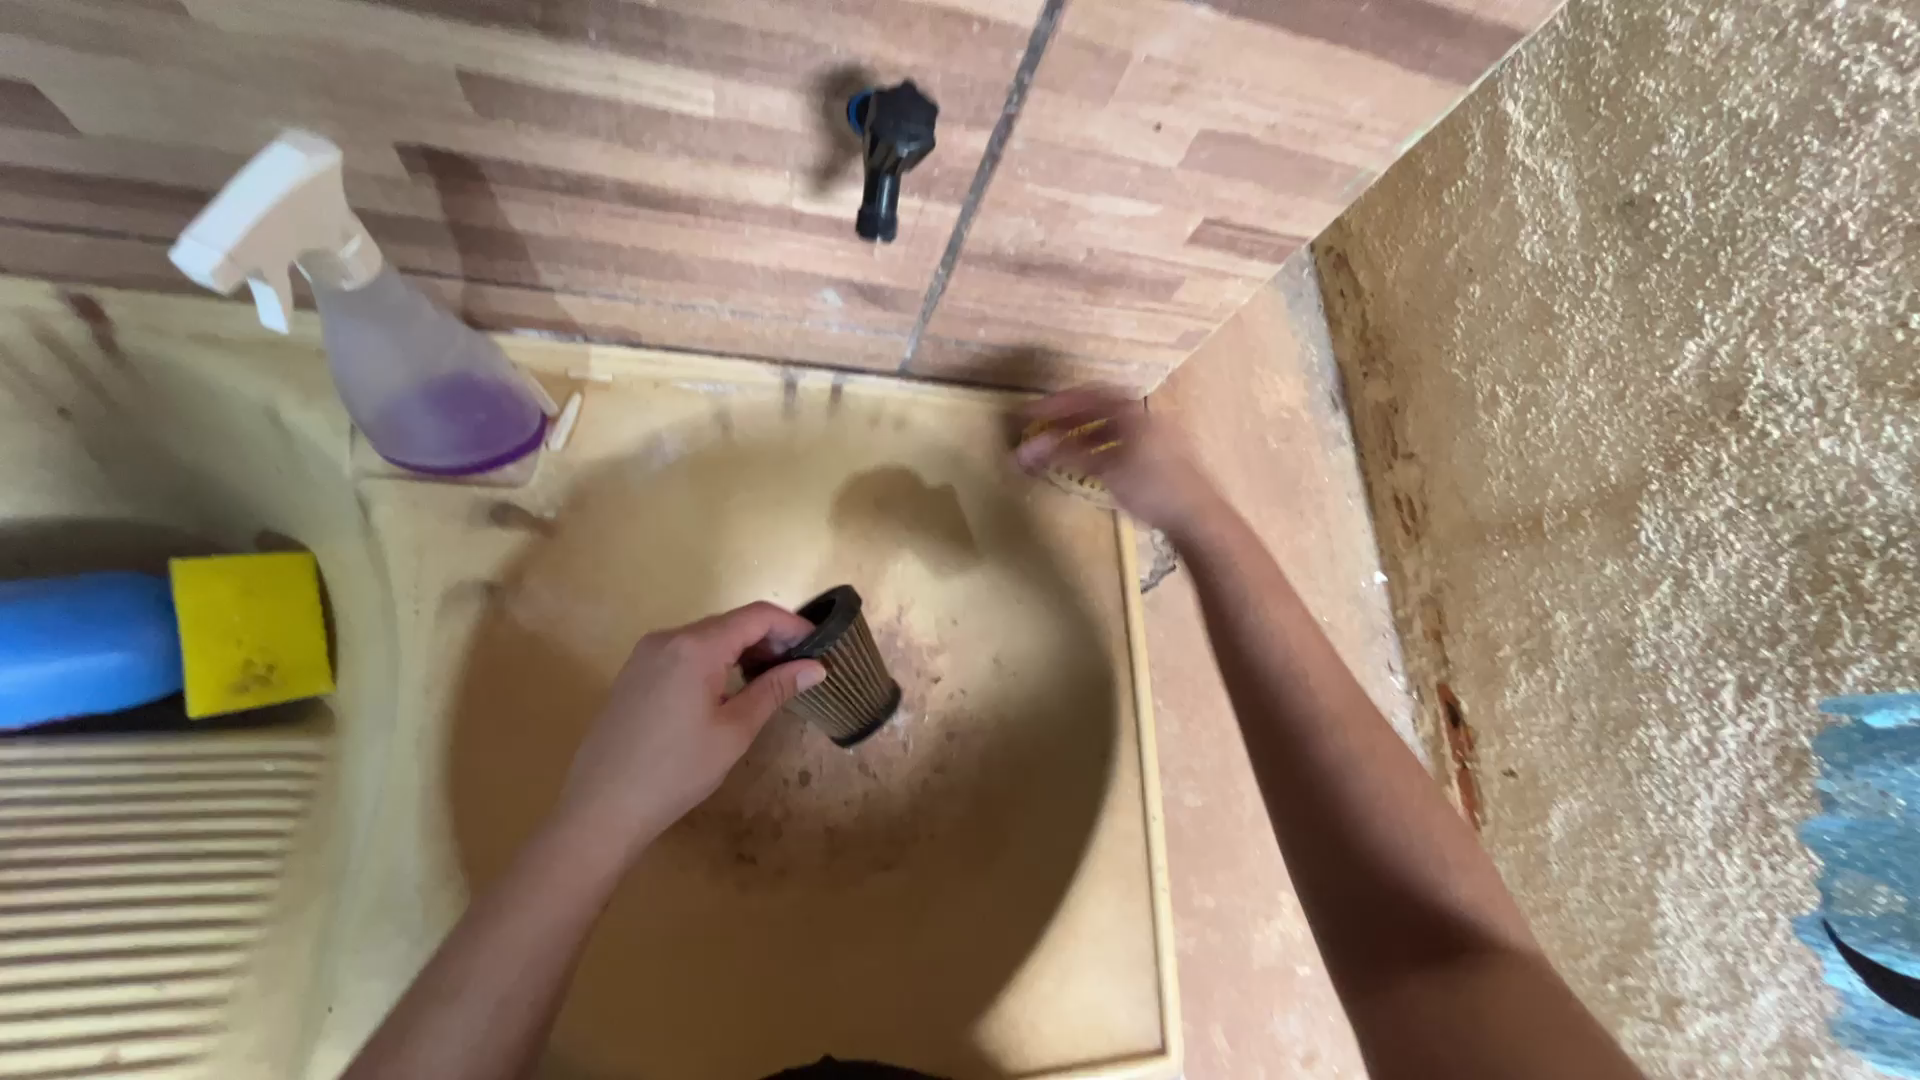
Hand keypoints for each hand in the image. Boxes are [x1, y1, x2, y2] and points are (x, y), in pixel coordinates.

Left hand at [554, 602, 825, 855]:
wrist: (600, 808)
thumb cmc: (676, 771)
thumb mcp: (734, 731)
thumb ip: (775, 690)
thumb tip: (816, 668)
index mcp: (694, 647)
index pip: (756, 616)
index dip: (792, 626)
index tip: (820, 647)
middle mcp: (668, 638)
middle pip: (731, 622)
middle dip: (770, 639)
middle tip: (800, 669)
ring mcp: (646, 654)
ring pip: (708, 636)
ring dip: (744, 650)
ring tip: (770, 680)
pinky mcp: (636, 673)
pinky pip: (686, 652)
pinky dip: (716, 660)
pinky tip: (729, 689)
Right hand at [1014, 385, 1221, 533]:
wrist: (1198, 518)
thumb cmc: (1153, 489)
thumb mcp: (1105, 470)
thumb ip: (1064, 455)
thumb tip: (1026, 448)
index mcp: (1133, 413)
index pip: (1088, 395)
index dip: (1057, 402)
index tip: (1032, 411)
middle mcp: (1145, 418)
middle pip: (1100, 408)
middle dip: (1068, 417)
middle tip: (1042, 427)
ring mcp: (1156, 437)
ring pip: (1112, 427)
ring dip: (1083, 432)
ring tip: (1059, 447)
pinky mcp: (1160, 457)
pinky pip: (1122, 442)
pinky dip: (1099, 447)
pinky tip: (1089, 464)